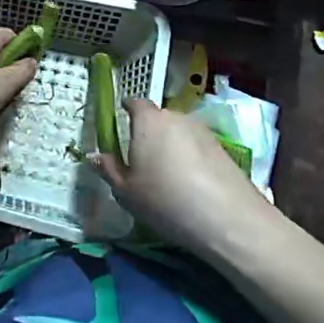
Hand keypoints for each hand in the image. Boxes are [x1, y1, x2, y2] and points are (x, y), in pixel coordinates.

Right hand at [95, 99, 308, 264]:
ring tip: (164, 175)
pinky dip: (189, 159)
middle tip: (139, 158)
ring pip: (178, 134)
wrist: (228, 219)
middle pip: (158, 119)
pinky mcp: (224, 150)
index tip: (119, 123)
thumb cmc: (164, 199)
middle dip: (148, 133)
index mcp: (148, 121)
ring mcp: (204, 132)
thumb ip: (108, 169)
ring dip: (170, 147)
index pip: (135, 103)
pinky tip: (187, 184)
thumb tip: (95, 155)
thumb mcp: (125, 190)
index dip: (126, 110)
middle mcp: (177, 118)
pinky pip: (196, 148)